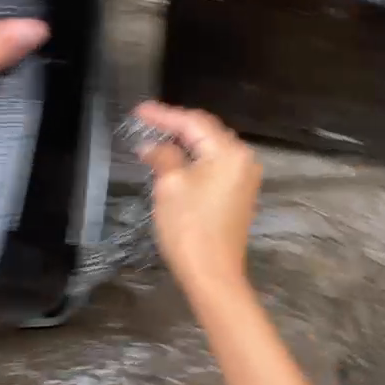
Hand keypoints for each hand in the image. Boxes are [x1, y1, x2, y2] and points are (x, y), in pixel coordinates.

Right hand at [136, 102, 261, 295]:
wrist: (213, 274)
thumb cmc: (189, 228)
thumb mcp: (170, 186)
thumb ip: (162, 156)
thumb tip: (152, 145)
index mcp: (229, 152)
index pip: (193, 123)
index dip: (164, 115)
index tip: (139, 110)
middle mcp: (243, 159)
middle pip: (206, 132)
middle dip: (176, 126)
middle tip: (146, 122)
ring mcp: (245, 178)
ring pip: (211, 149)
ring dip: (185, 143)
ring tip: (157, 137)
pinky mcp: (240, 194)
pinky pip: (216, 166)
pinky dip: (196, 160)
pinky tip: (175, 160)